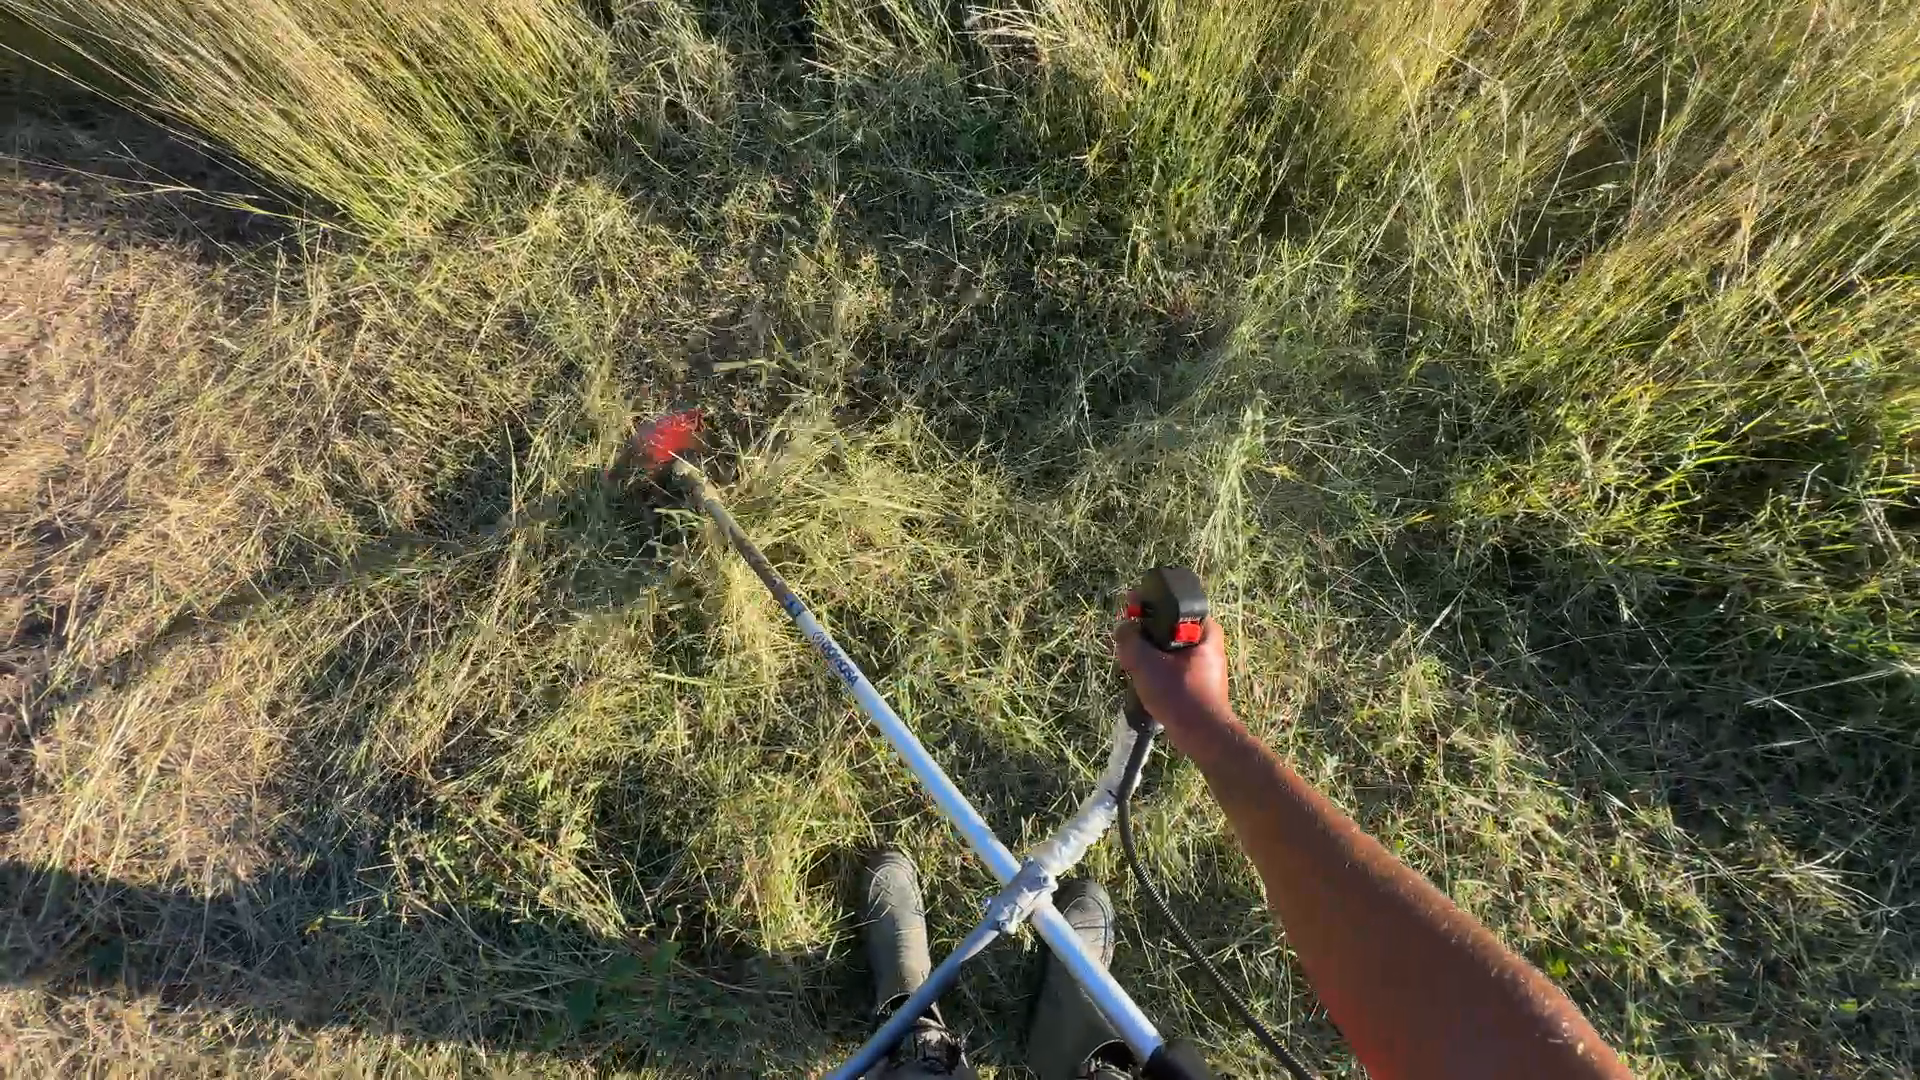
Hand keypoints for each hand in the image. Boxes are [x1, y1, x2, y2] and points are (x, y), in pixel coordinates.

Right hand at [1114, 610, 1238, 755]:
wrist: (1201, 734)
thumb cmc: (1178, 694)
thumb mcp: (1145, 662)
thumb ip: (1129, 639)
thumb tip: (1123, 628)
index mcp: (1205, 629)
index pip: (1172, 606)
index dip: (1147, 608)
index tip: (1130, 614)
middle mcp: (1209, 643)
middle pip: (1167, 629)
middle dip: (1144, 637)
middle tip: (1128, 647)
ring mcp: (1206, 664)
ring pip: (1167, 650)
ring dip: (1148, 657)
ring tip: (1133, 669)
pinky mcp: (1199, 683)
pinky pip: (1172, 668)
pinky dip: (1157, 672)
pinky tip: (1145, 684)